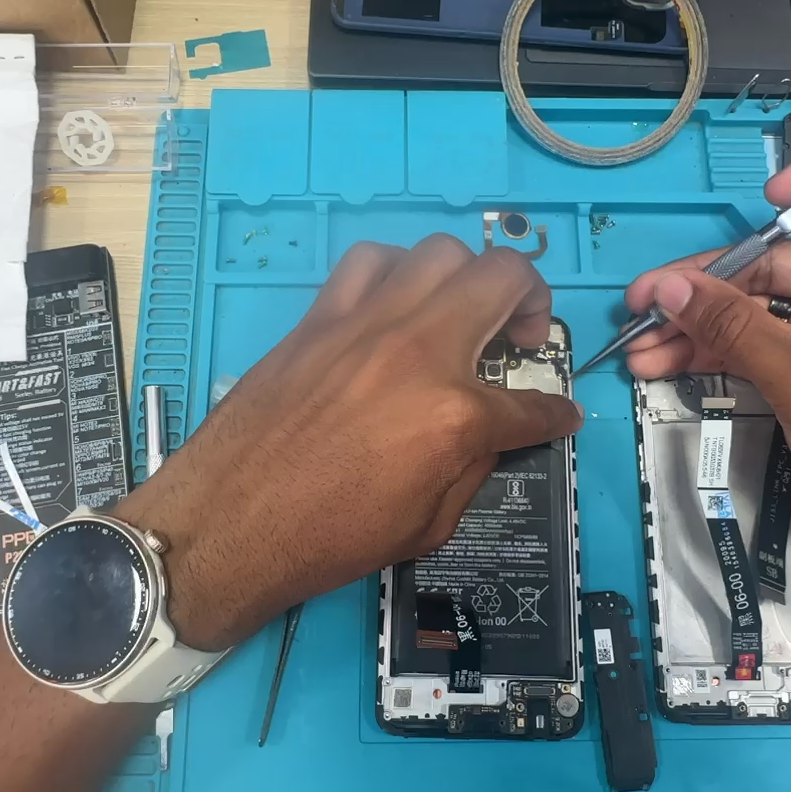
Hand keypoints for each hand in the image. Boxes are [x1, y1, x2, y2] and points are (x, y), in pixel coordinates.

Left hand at [120, 235, 582, 650]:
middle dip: (532, 302)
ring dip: (465, 278)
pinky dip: (396, 272)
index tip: (560, 413)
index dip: (555, 413)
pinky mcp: (320, 316)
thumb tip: (495, 431)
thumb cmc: (329, 539)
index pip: (532, 404)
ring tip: (457, 314)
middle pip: (502, 279)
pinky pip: (369, 261)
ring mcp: (365, 322)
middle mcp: (418, 349)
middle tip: (519, 339)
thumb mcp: (428, 525)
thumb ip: (475, 465)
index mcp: (454, 415)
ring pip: (439, 252)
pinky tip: (393, 304)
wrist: (229, 524)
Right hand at [621, 136, 790, 571]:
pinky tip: (663, 366)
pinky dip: (714, 355)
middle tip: (644, 304)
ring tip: (640, 346)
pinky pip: (756, 344)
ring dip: (698, 327)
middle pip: (781, 256)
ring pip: (756, 306)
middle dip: (708, 284)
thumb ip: (733, 328)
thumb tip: (665, 289)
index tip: (768, 200)